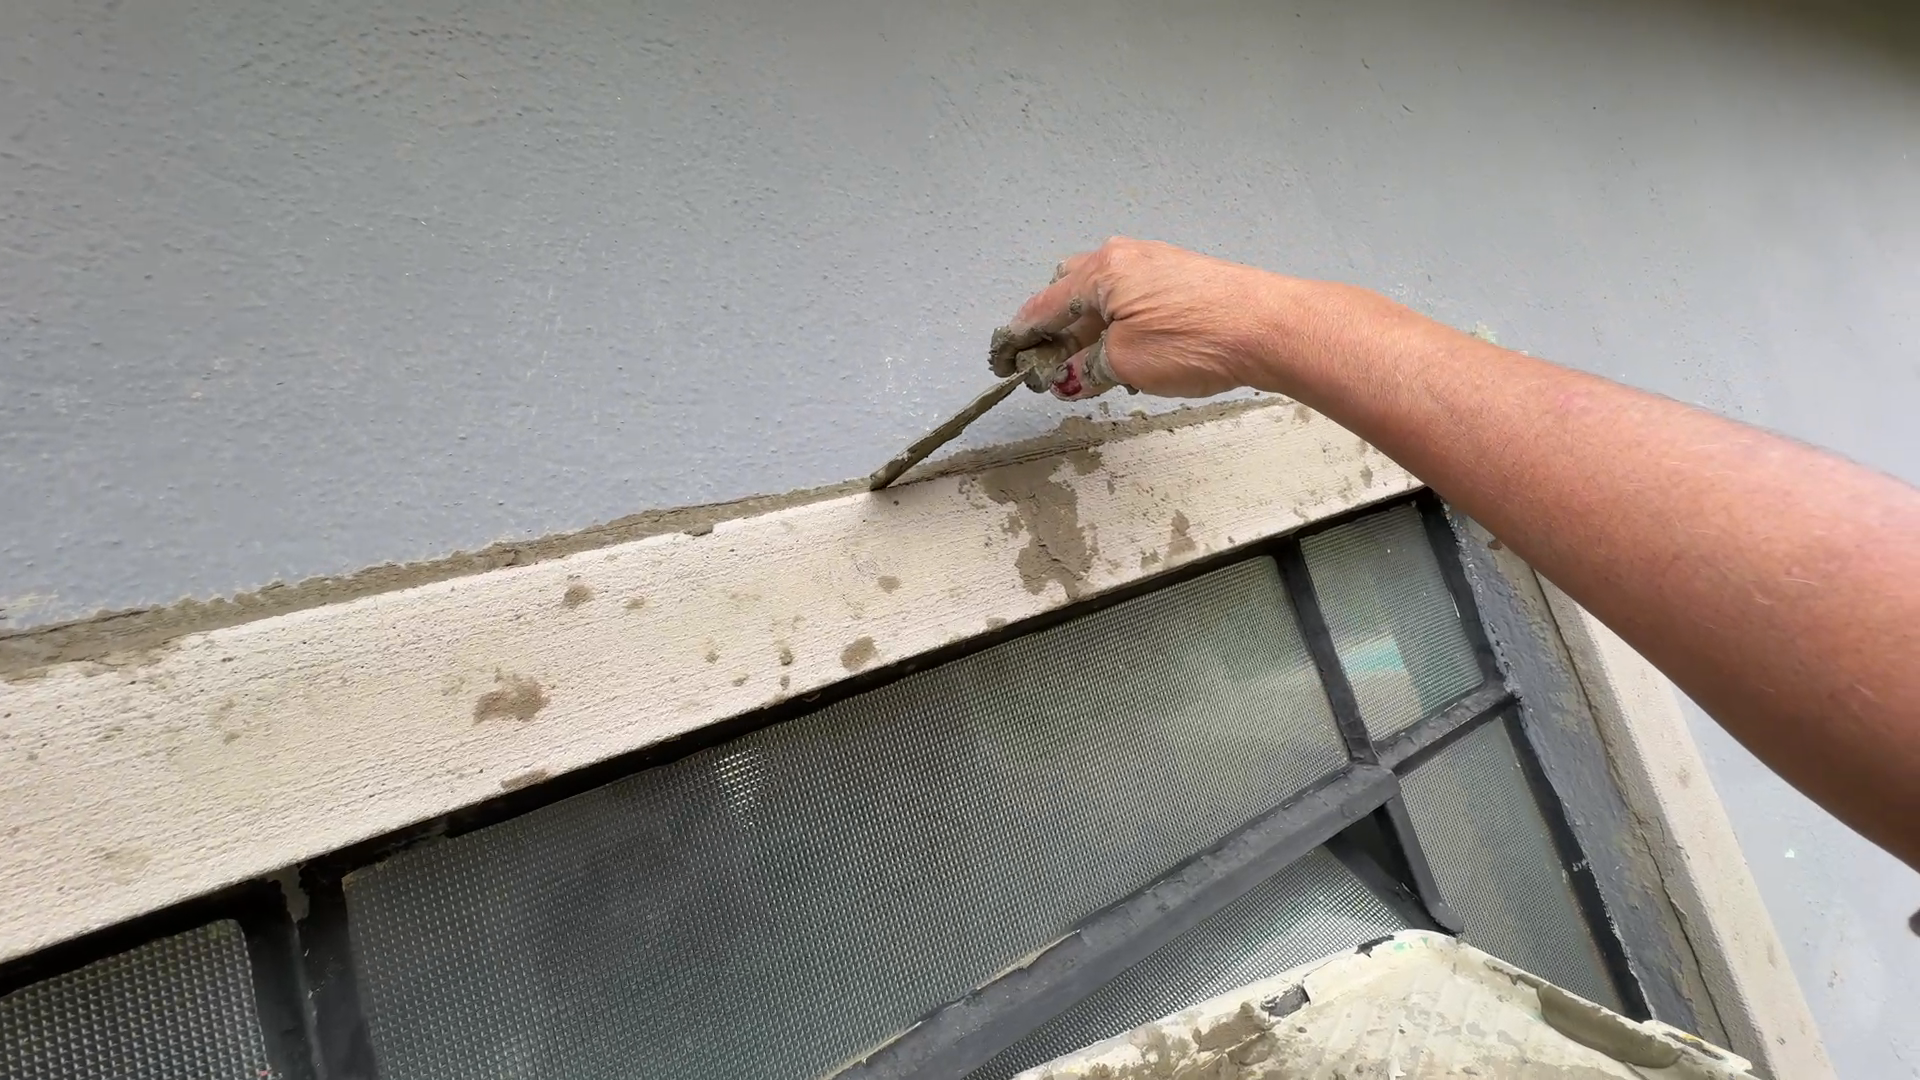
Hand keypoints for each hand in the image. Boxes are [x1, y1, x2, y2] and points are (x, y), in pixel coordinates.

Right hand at [987, 237, 1284, 399]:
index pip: (1041, 307)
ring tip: (1089, 367)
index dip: (1018, 339)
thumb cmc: (1192, 342)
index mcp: (1100, 271)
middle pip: (1067, 292)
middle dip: (1051, 330)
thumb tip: (1066, 378)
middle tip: (1052, 368)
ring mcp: (1152, 263)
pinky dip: (1112, 324)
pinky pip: (1127, 297)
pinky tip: (1123, 351)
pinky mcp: (1177, 277)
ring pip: (1099, 296)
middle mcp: (1121, 256)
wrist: (1270, 327)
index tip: (1003, 365)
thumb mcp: (1123, 363)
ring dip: (1084, 331)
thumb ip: (1084, 369)